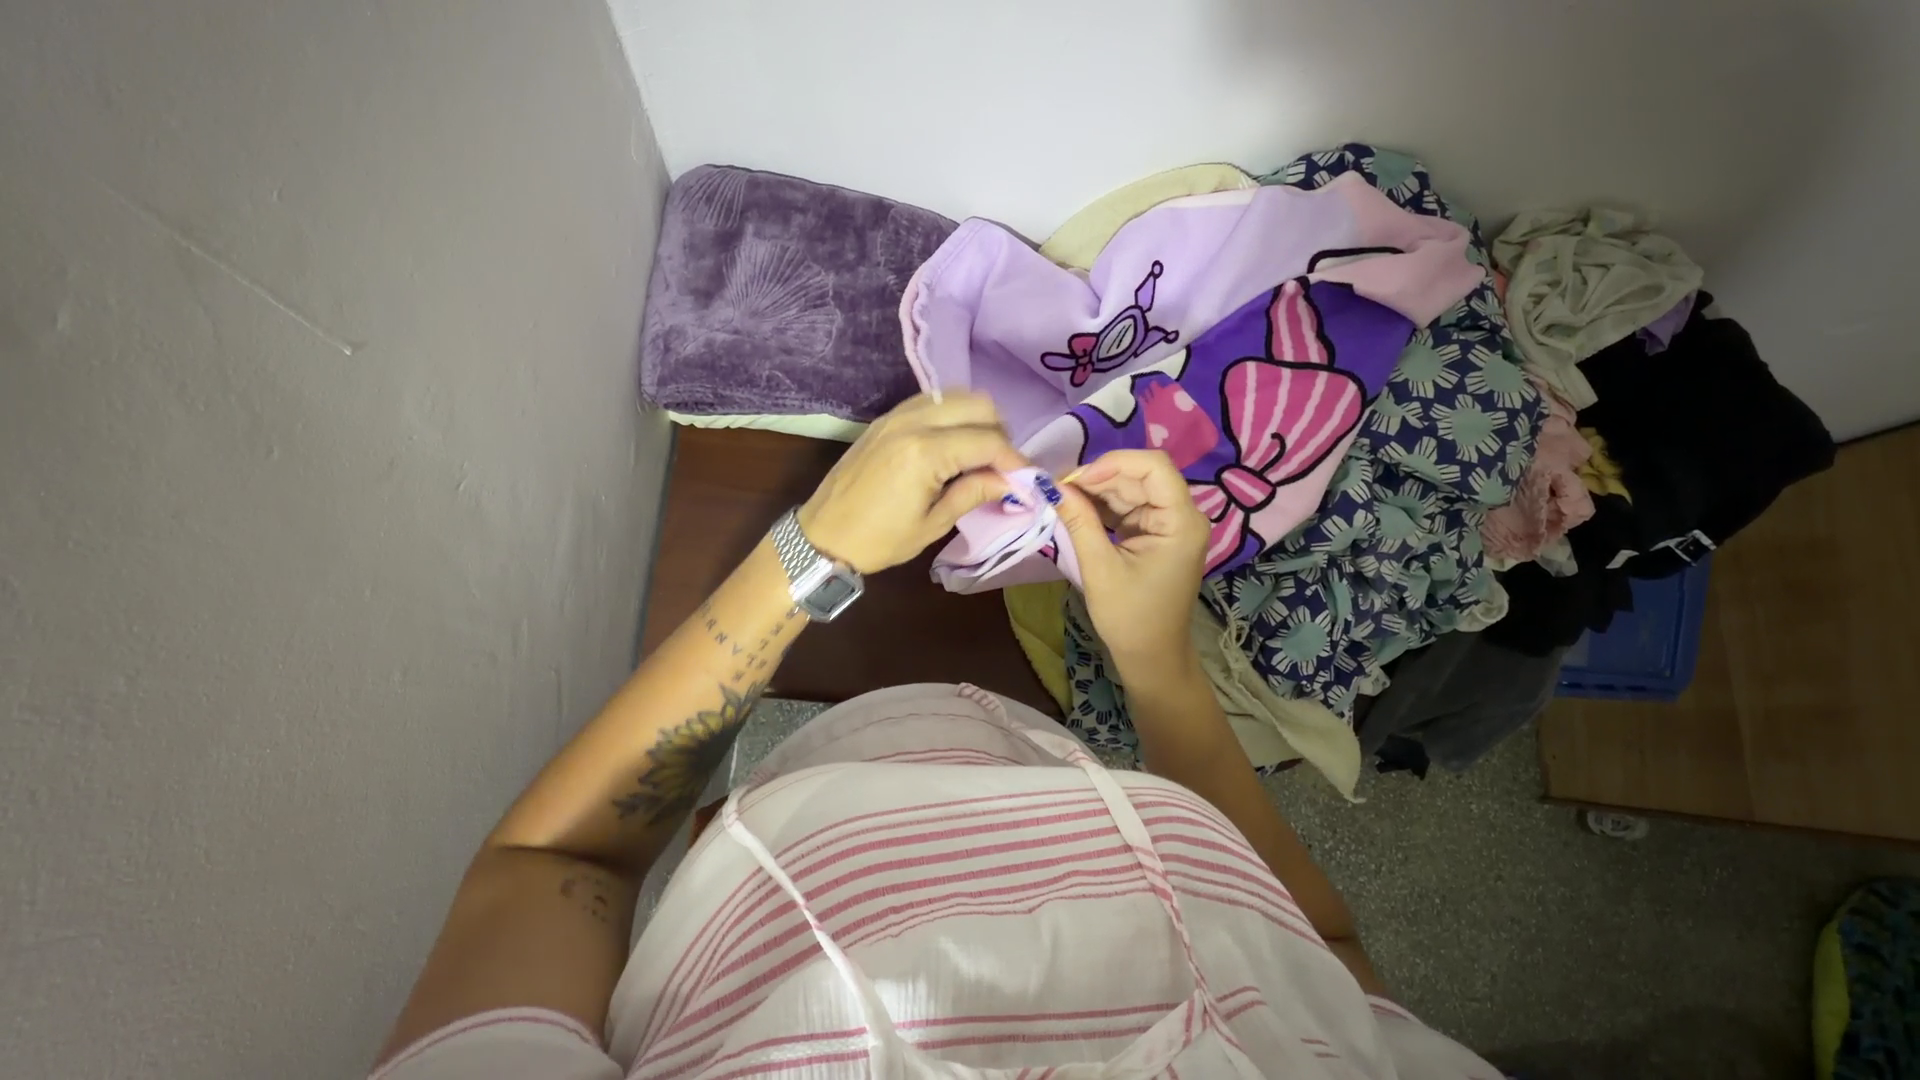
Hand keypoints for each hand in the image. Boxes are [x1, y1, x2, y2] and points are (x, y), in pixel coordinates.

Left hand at [797, 392, 1024, 573]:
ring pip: (956, 396)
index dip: (1015, 460)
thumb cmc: (878, 540)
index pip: (988, 441)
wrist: (821, 537)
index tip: (1029, 480)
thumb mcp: (932, 524)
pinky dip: (952, 415)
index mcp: (924, 452)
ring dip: (977, 420)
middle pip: (978, 404)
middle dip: (1000, 433)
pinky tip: (954, 446)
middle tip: (1003, 467)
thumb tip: (1012, 482)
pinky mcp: (886, 418)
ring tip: (981, 456)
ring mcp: (896, 415)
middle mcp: (912, 422)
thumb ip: (974, 494)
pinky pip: (932, 402)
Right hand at [1055, 450, 1209, 673]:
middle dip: (1099, 477)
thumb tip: (1052, 485)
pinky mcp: (1155, 533)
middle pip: (1140, 475)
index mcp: (1181, 521)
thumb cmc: (1130, 617)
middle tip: (1058, 489)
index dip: (1114, 464)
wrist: (1151, 655)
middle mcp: (1182, 515)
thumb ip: (1079, 521)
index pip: (1154, 466)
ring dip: (1096, 491)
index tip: (1076, 480)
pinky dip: (1103, 506)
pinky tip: (1076, 510)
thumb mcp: (1099, 567)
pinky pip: (1129, 507)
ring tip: (1062, 499)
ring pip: (1131, 488)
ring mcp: (1169, 524)